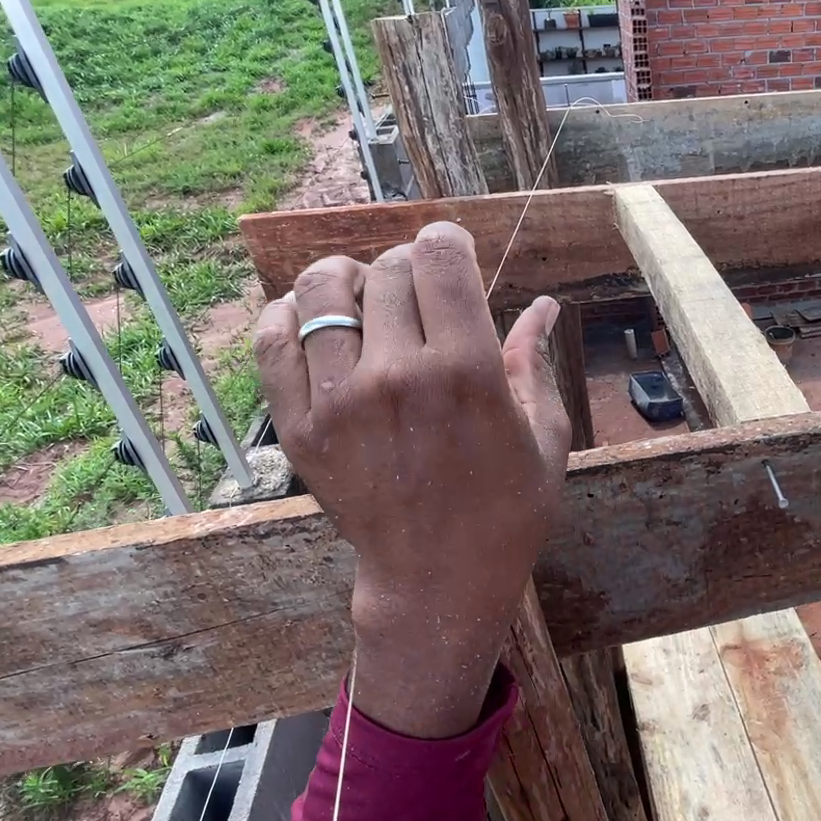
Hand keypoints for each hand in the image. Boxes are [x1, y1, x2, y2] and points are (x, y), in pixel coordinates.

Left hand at [253, 221, 570, 737]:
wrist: (439, 579)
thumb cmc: (507, 513)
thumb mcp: (545, 440)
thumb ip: (535, 363)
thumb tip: (544, 307)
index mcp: (468, 372)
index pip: (441, 260)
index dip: (447, 241)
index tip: (451, 250)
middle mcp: (399, 374)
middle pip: (389, 270)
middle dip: (410, 266)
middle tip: (421, 292)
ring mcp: (341, 399)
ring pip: (325, 289)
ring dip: (349, 277)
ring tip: (365, 295)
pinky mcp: (300, 426)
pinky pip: (275, 338)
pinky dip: (290, 313)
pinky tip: (316, 321)